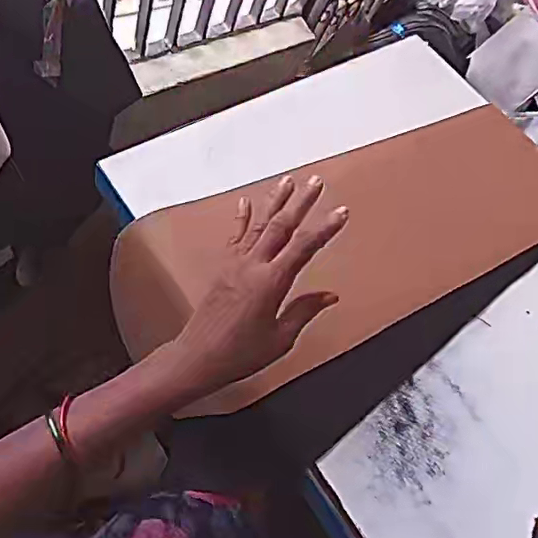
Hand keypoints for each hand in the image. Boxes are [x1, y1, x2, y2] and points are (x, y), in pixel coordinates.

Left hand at [159, 174, 348, 402]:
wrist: (197, 356)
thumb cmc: (238, 353)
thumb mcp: (280, 338)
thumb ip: (304, 311)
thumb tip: (328, 296)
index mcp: (270, 283)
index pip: (304, 248)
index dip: (324, 228)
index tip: (340, 212)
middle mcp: (252, 267)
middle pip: (282, 226)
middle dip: (301, 202)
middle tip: (316, 182)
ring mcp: (235, 264)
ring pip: (260, 224)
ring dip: (275, 201)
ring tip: (288, 181)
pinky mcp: (223, 267)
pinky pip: (235, 236)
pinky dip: (242, 218)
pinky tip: (246, 202)